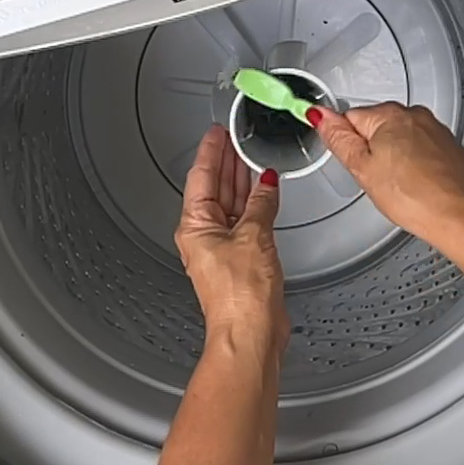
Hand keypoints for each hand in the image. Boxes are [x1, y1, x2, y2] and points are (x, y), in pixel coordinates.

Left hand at [175, 126, 287, 351]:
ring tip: (249, 157)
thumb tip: (267, 184)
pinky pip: (245, 220)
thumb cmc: (240, 295)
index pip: (202, 176)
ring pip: (230, 203)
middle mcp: (204, 235)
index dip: (211, 151)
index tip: (216, 132)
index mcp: (195, 225)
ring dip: (241, 180)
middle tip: (234, 138)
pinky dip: (253, 203)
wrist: (251, 332)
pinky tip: (263, 192)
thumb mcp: (254, 236)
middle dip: (226, 162)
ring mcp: (222, 247)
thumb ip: (262, 204)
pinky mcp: (240, 259)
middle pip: (214, 188)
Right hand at [309, 103, 463, 241]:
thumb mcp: (362, 169)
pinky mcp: (450, 146)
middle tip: (378, 178)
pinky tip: (416, 183)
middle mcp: (415, 114)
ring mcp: (436, 129)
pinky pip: (423, 149)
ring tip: (399, 184)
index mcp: (389, 114)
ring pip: (401, 138)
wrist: (456, 215)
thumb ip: (339, 138)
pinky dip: (417, 163)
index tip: (357, 164)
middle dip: (373, 150)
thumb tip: (320, 115)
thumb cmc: (413, 196)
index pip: (350, 118)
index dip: (348, 145)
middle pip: (377, 126)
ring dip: (396, 156)